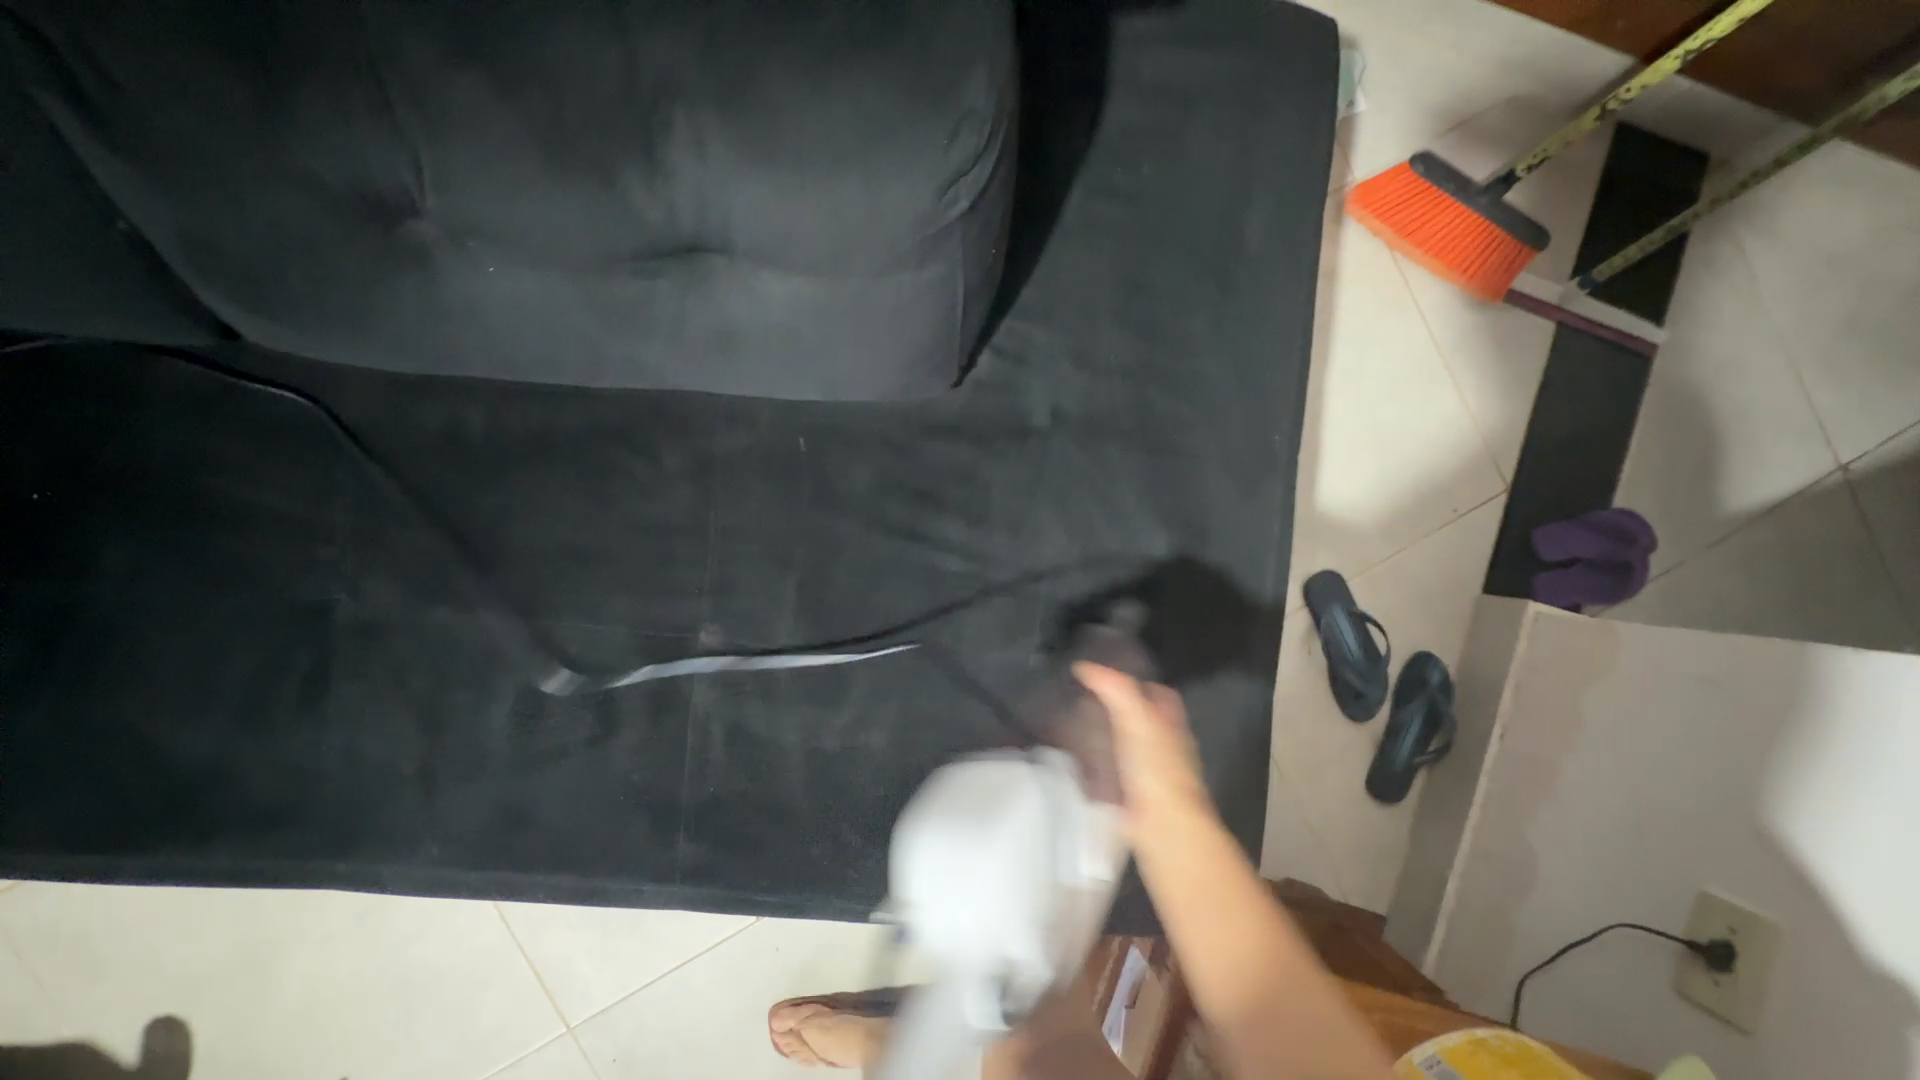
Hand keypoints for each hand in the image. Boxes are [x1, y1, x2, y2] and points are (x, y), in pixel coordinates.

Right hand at [1072, 662, 1216, 844]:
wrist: (1163, 825)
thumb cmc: (1156, 766)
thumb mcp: (1136, 715)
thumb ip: (1114, 687)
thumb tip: (1083, 667)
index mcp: (1171, 723)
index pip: (1159, 694)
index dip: (1137, 682)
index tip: (1107, 678)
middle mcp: (1165, 746)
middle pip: (1141, 719)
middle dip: (1116, 710)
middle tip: (1083, 701)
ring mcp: (1150, 773)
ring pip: (1126, 747)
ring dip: (1104, 738)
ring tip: (1072, 727)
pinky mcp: (1132, 797)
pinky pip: (1112, 774)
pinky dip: (1095, 767)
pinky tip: (1075, 761)